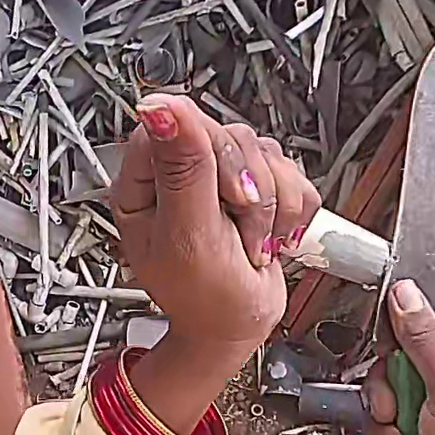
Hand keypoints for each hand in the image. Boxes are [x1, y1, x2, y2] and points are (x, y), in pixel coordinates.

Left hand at [111, 94, 319, 428]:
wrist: (238, 326)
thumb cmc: (201, 298)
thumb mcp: (188, 237)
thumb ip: (182, 170)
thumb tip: (159, 107)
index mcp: (144, 185)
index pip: (173, 125)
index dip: (208, 151)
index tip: (227, 193)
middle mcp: (177, 175)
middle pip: (225, 134)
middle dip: (247, 187)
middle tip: (239, 228)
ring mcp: (217, 180)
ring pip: (262, 150)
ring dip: (271, 204)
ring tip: (250, 242)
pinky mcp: (253, 187)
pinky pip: (289, 169)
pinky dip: (290, 208)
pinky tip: (269, 237)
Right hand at [366, 281, 434, 434]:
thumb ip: (426, 336)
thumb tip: (405, 294)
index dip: (415, 324)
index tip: (399, 346)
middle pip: (411, 350)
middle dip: (392, 380)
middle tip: (398, 401)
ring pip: (395, 385)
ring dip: (386, 412)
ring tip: (401, 433)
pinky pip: (394, 417)